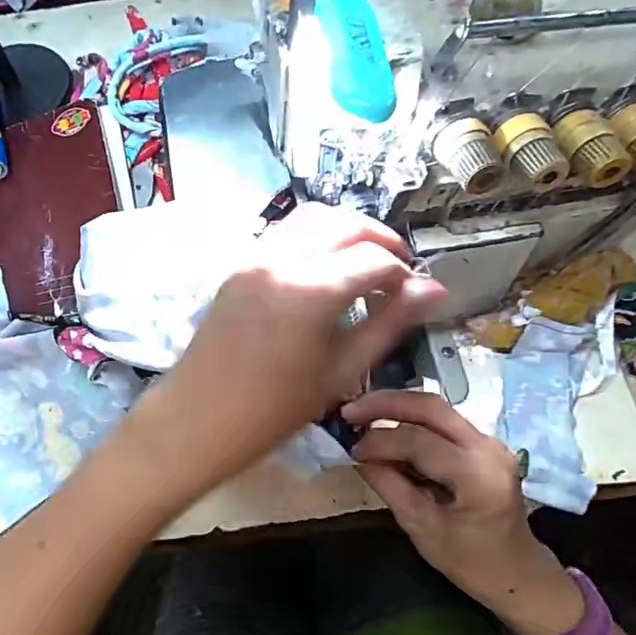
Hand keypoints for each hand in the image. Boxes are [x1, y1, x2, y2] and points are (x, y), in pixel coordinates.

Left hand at [133, 204, 444, 485]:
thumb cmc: (276, 408)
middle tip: (399, 270)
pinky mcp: (240, 264)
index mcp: (314, 288)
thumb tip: (433, 289)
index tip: (413, 295)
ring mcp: (256, 256)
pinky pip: (285, 232)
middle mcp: (284, 258)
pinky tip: (326, 266)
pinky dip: (314, 236)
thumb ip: (389, 323)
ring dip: (347, 230)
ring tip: (364, 262)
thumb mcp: (342, 369)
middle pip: (347, 224)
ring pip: (313, 218)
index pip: (376, 259)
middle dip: (381, 240)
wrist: (201, 416)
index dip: (403, 273)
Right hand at [343, 390, 583, 634]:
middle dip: (387, 403)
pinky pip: (444, 422)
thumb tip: (359, 456)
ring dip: (398, 407)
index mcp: (477, 475)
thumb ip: (390, 485)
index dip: (379, 441)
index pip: (418, 441)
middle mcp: (488, 448)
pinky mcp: (484, 444)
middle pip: (431, 407)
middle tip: (351, 410)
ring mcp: (490, 442)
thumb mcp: (421, 527)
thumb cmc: (470, 561)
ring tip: (363, 414)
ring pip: (438, 409)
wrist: (517, 572)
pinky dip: (412, 420)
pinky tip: (387, 427)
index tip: (351, 449)